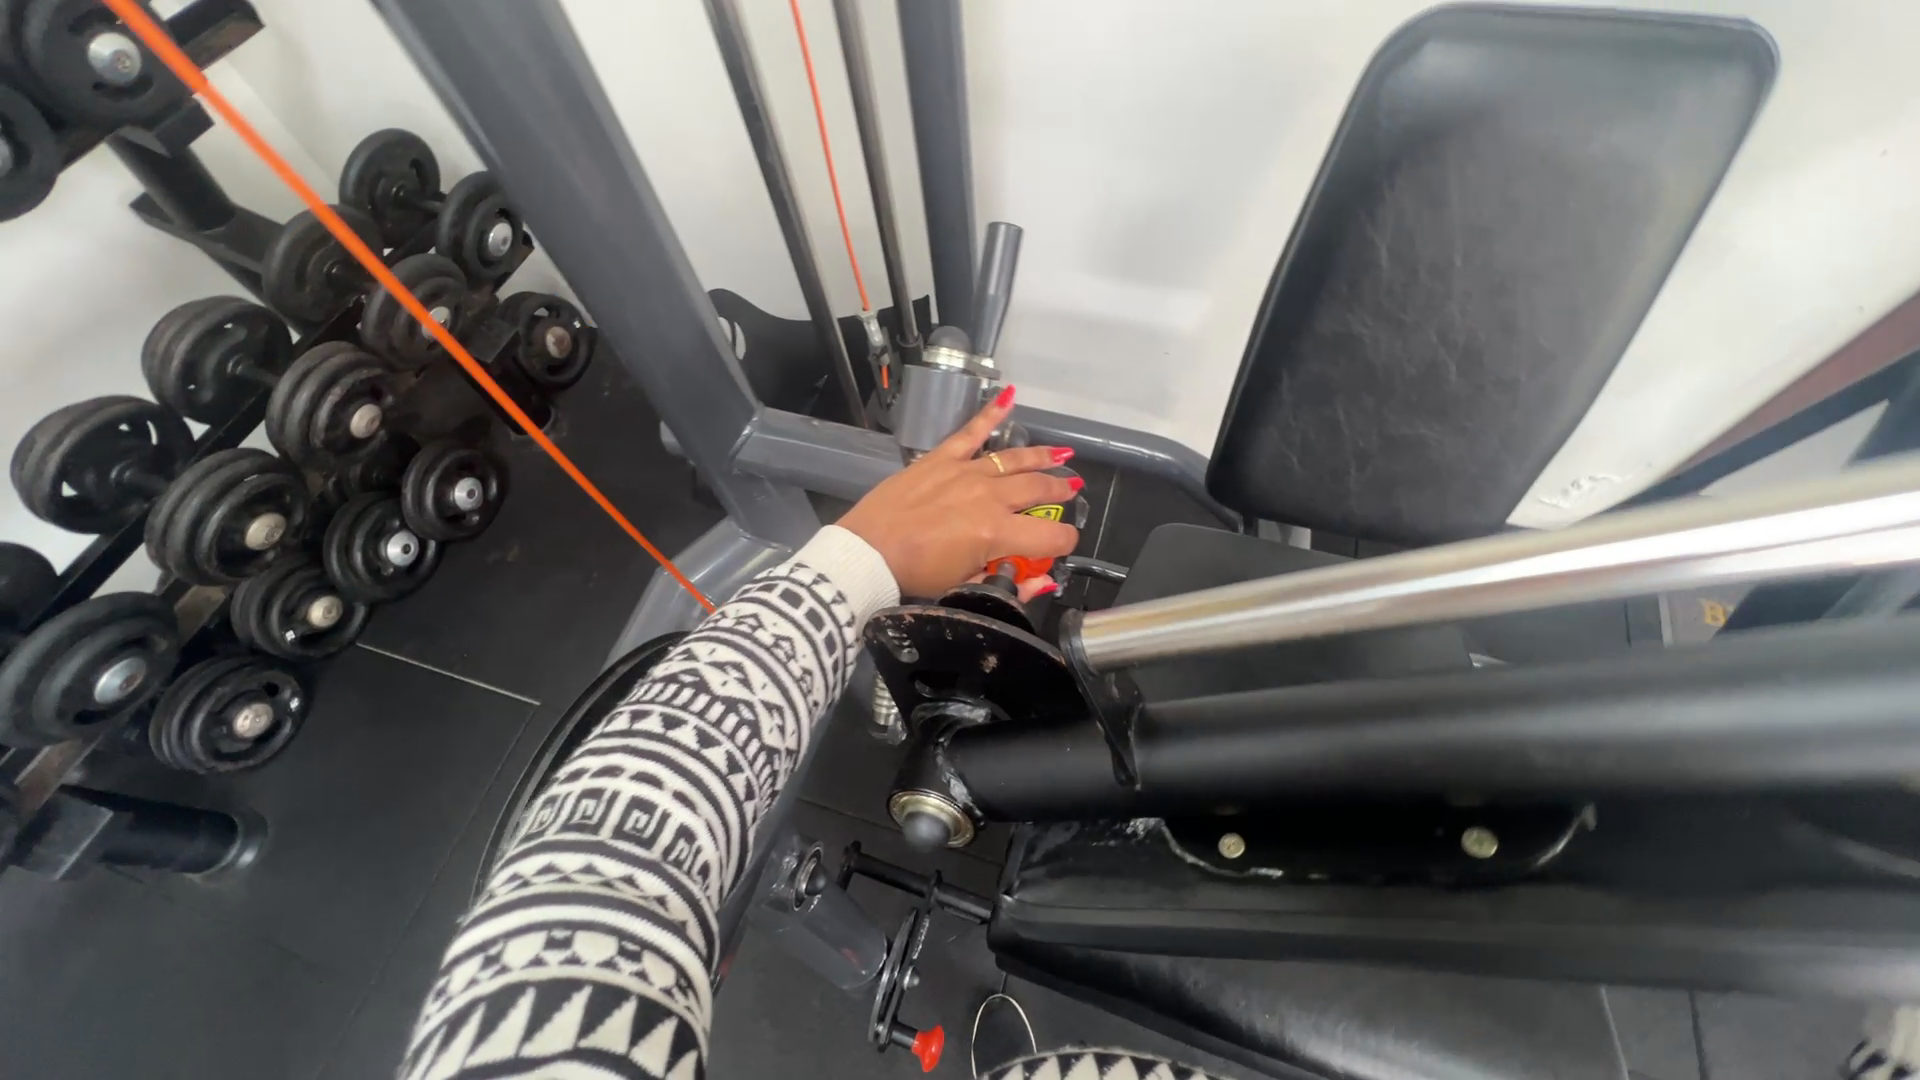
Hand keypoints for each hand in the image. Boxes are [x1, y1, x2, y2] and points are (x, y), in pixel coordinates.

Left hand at [839, 387, 1080, 598]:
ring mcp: (966, 472)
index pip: (1051, 535)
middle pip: (1038, 489)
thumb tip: (1041, 581)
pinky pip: (971, 432)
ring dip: (1042, 457)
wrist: (868, 551)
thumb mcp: (963, 587)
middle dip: (1060, 492)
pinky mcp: (941, 457)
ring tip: (1062, 454)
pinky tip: (1010, 396)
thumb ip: (1007, 584)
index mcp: (997, 533)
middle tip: (1070, 491)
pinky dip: (991, 414)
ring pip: (1015, 459)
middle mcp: (989, 497)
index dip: (1065, 542)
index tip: (1062, 545)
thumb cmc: (916, 574)